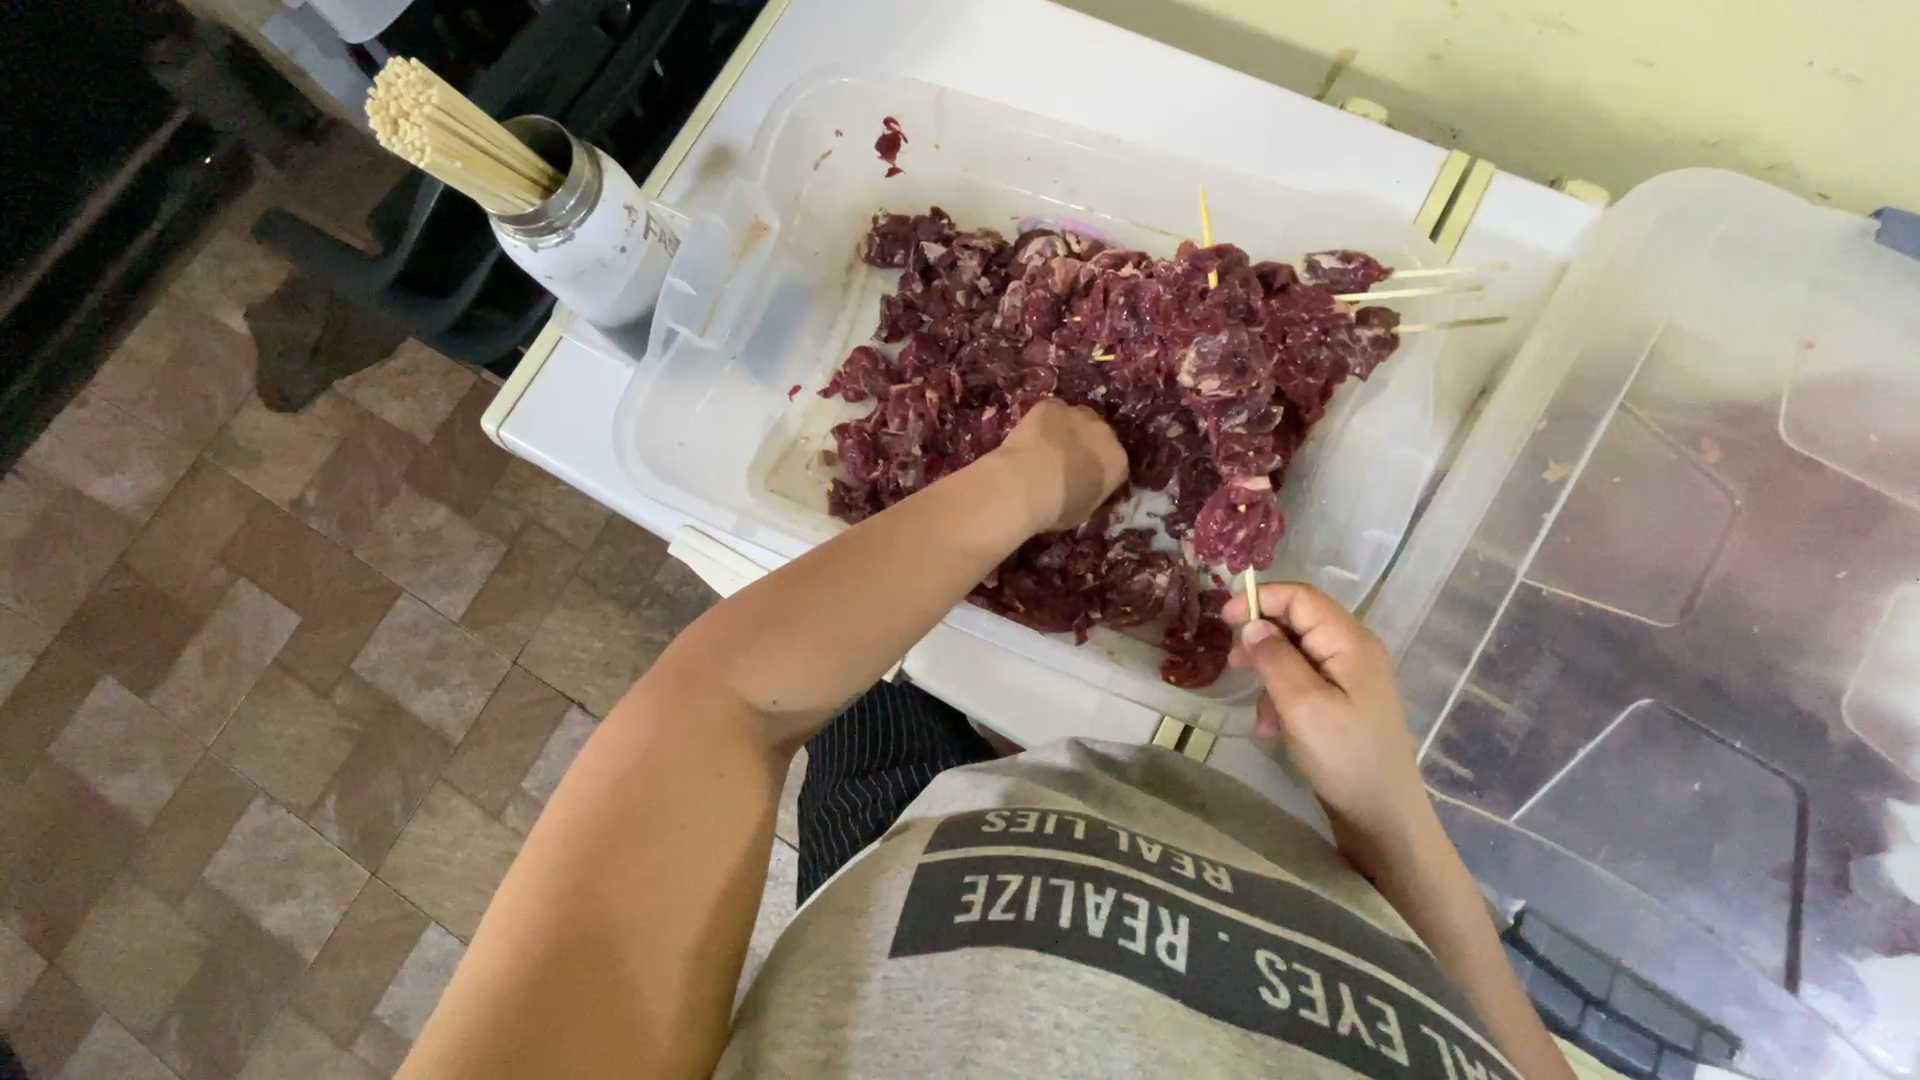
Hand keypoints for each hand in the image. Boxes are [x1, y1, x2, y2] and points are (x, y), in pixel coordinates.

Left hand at [990, 400, 1127, 532]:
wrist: (1025, 485)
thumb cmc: (1056, 508)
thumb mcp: (1082, 511)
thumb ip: (1090, 494)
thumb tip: (1083, 489)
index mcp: (1118, 463)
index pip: (1114, 463)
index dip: (1097, 469)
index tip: (1082, 477)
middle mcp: (1105, 433)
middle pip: (1099, 435)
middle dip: (1085, 445)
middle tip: (1063, 460)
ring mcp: (1078, 415)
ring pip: (1076, 418)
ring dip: (1066, 429)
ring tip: (1045, 446)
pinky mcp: (1052, 406)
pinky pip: (1051, 411)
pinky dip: (1042, 422)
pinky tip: (1029, 436)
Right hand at [1222, 583, 1430, 841]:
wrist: (1382, 814)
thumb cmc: (1343, 754)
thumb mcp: (1301, 704)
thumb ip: (1274, 658)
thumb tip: (1253, 625)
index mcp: (1349, 641)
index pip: (1301, 597)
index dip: (1260, 598)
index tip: (1224, 618)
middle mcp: (1352, 649)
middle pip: (1297, 621)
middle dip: (1261, 638)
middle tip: (1233, 663)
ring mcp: (1349, 675)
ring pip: (1295, 652)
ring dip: (1267, 672)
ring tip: (1252, 704)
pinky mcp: (1342, 698)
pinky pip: (1302, 679)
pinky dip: (1280, 695)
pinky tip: (1269, 726)